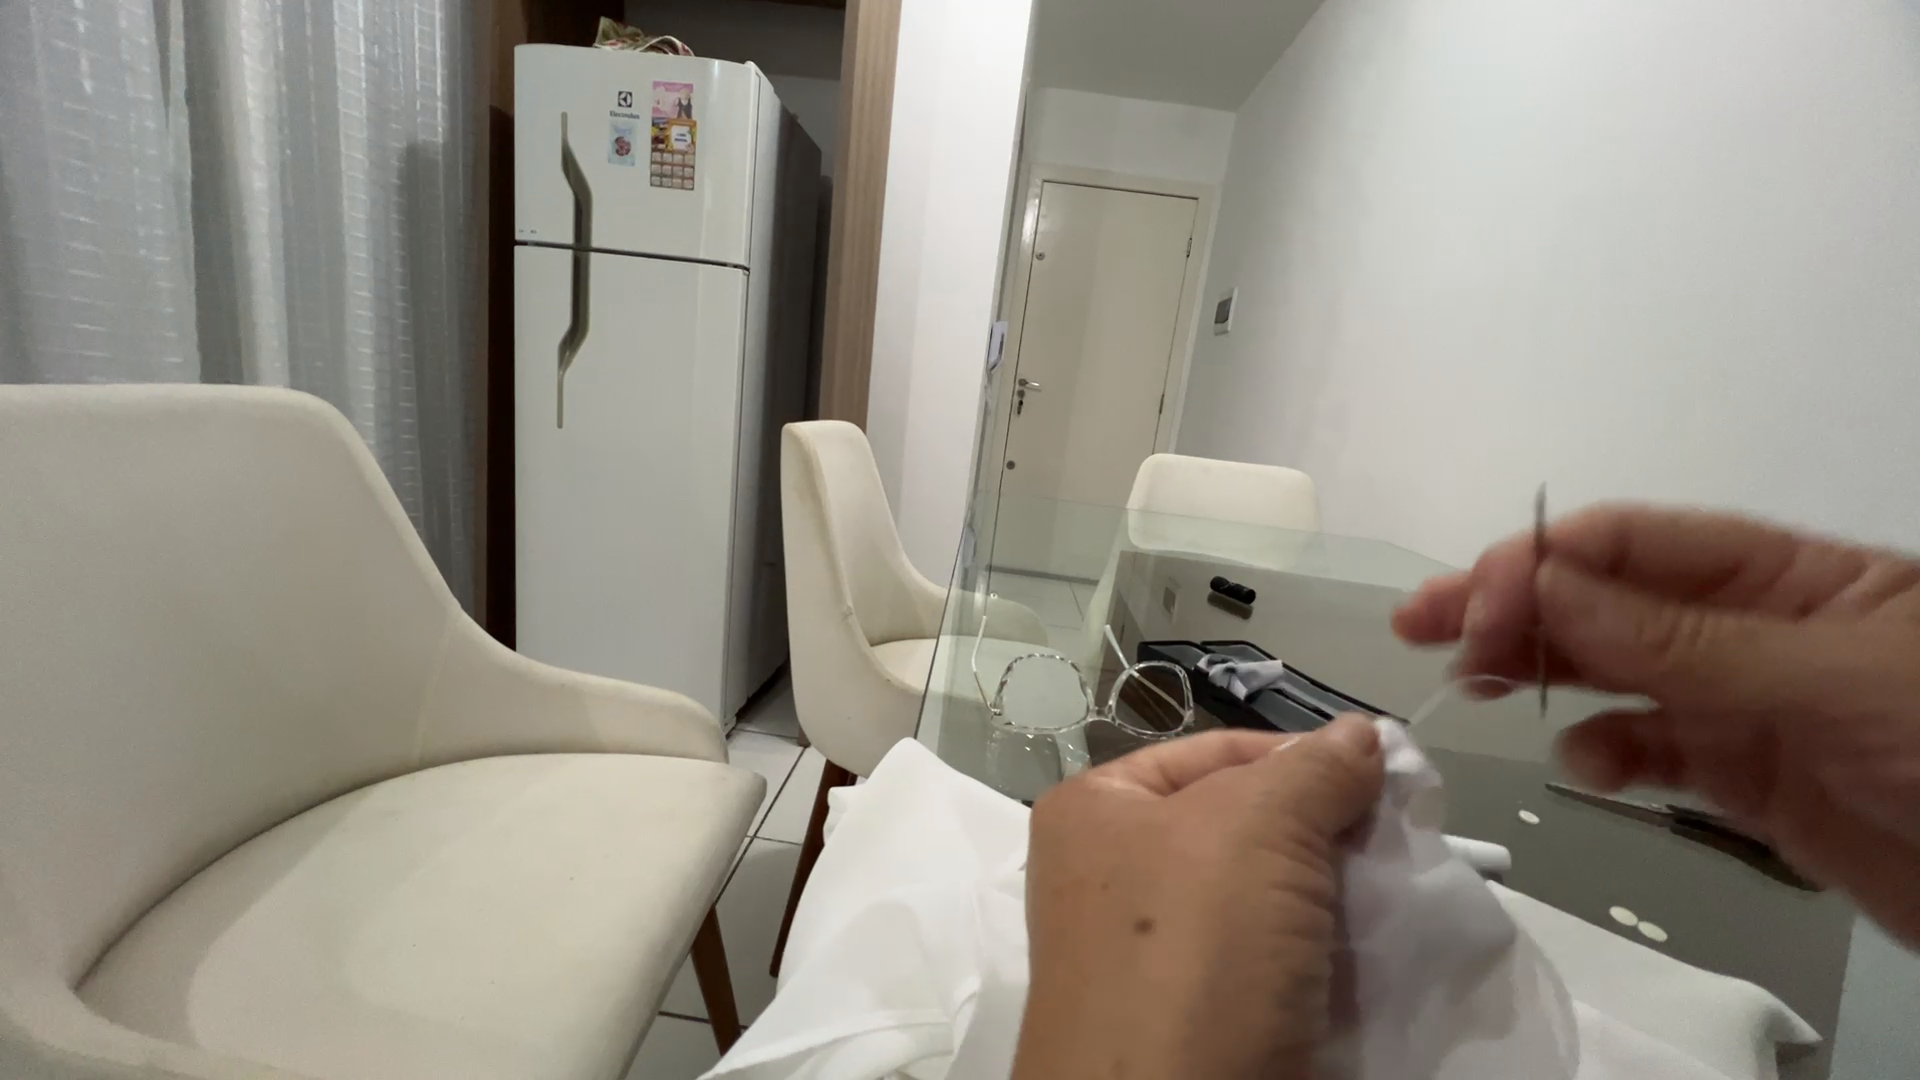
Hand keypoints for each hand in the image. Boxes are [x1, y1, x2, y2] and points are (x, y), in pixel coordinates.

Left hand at [1012, 718, 1383, 1079]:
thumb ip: (1312, 771)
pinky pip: (1264, 959)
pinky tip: (1372, 951)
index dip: (1296, 756)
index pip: (1211, 754)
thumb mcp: (1253, 828)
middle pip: (1236, 823)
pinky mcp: (1192, 1013)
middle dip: (1319, 828)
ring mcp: (1147, 949)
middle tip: (1400, 837)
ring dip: (1328, 893)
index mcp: (1096, 808)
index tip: (1382, 773)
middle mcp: (1109, 871)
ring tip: (1398, 891)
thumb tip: (1362, 732)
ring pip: (1258, 895)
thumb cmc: (1190, 945)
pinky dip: (1318, 951)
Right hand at [1394, 503, 1919, 943]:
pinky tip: (1591, 769)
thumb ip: (1676, 636)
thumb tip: (1541, 586)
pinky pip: (1635, 746)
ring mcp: (1728, 698)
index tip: (1475, 610)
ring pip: (1597, 668)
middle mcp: (1736, 627)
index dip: (1538, 564)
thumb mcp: (1831, 680)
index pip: (1621, 543)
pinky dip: (1598, 753)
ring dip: (1529, 670)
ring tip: (1471, 684)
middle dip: (1500, 607)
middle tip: (1415, 625)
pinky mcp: (1726, 769)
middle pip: (1590, 599)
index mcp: (1774, 578)